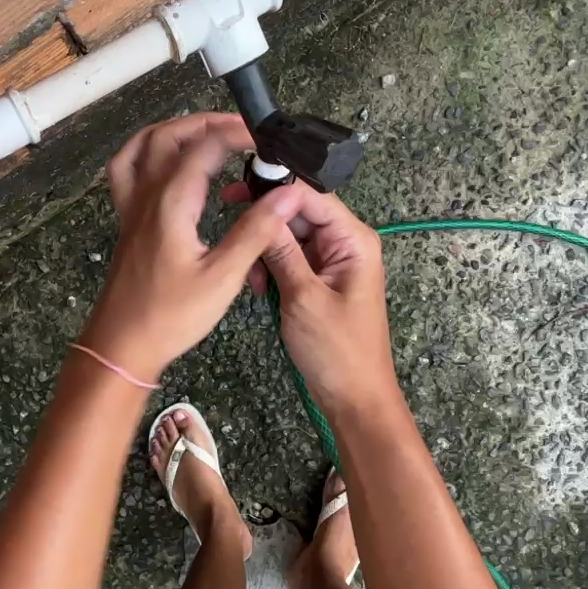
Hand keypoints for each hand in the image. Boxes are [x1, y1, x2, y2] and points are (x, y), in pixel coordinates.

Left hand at [79, 113, 303, 381]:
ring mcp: (130, 208)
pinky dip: (144, 152)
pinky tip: (162, 161)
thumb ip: (255, 231)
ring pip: (142, 147)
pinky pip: (126, 170)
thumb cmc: (171, 316)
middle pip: (169, 135)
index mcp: (171, 203)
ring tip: (206, 135)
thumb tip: (288, 194)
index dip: (239, 134)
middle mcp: (146, 196)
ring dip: (173, 130)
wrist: (122, 344)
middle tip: (242, 131)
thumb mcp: (222, 277)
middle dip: (207, 122)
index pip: (206, 146)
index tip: (268, 142)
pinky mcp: (126, 222)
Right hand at [221, 180, 398, 417]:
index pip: (311, 196)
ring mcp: (331, 263)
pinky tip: (259, 290)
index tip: (234, 192)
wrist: (353, 398)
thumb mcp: (302, 298)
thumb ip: (281, 251)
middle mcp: (345, 244)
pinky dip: (271, 270)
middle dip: (267, 227)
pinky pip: (289, 261)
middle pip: (298, 214)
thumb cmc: (336, 351)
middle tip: (235, 239)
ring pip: (289, 238)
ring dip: (266, 253)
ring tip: (253, 281)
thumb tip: (263, 207)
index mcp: (353, 240)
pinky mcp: (317, 282)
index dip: (275, 190)